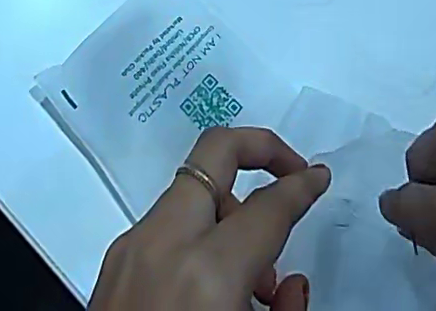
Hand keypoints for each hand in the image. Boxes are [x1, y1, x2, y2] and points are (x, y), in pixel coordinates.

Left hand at [88, 126, 331, 310]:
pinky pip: (169, 222)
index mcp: (205, 274)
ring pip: (191, 187)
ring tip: (255, 274)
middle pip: (213, 151)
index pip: (266, 208)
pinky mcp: (114, 260)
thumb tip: (290, 281)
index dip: (301, 186)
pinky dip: (200, 232)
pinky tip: (215, 287)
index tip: (320, 175)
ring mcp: (131, 245)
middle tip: (291, 171)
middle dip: (259, 148)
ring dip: (230, 205)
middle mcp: (163, 242)